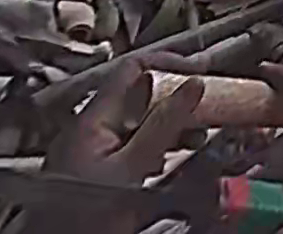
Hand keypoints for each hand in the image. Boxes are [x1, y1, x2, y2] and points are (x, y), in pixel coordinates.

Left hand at [38, 54, 204, 233]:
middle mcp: (87, 130)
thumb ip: (162, 126)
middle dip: (173, 99)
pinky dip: (153, 148)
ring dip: (167, 125)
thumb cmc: (81, 224)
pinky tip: (167, 162)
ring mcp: (88, 154)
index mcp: (92, 119)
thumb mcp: (131, 171)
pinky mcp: (91, 176)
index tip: (196, 72)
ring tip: (194, 136)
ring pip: (135, 123)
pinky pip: (129, 147)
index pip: (133, 68)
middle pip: (137, 96)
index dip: (167, 64)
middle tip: (201, 106)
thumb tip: (192, 87)